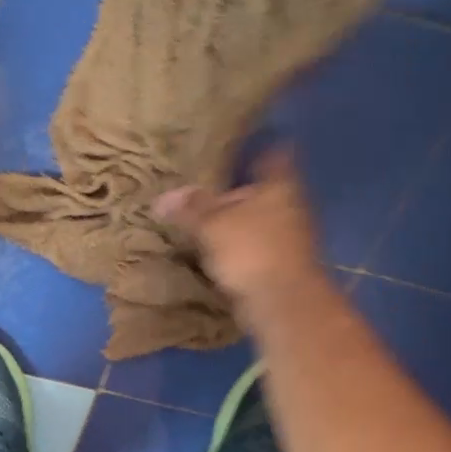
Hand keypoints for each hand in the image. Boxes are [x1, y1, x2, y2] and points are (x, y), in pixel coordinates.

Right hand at [154, 152, 323, 298]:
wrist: (281, 303)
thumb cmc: (250, 251)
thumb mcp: (211, 225)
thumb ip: (189, 208)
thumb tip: (161, 198)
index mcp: (278, 183)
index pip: (270, 153)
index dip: (251, 148)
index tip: (226, 150)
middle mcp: (289, 204)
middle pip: (261, 189)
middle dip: (236, 192)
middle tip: (203, 190)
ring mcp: (288, 237)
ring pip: (257, 221)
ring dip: (236, 225)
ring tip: (202, 225)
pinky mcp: (280, 266)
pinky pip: (253, 249)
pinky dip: (237, 250)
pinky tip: (214, 255)